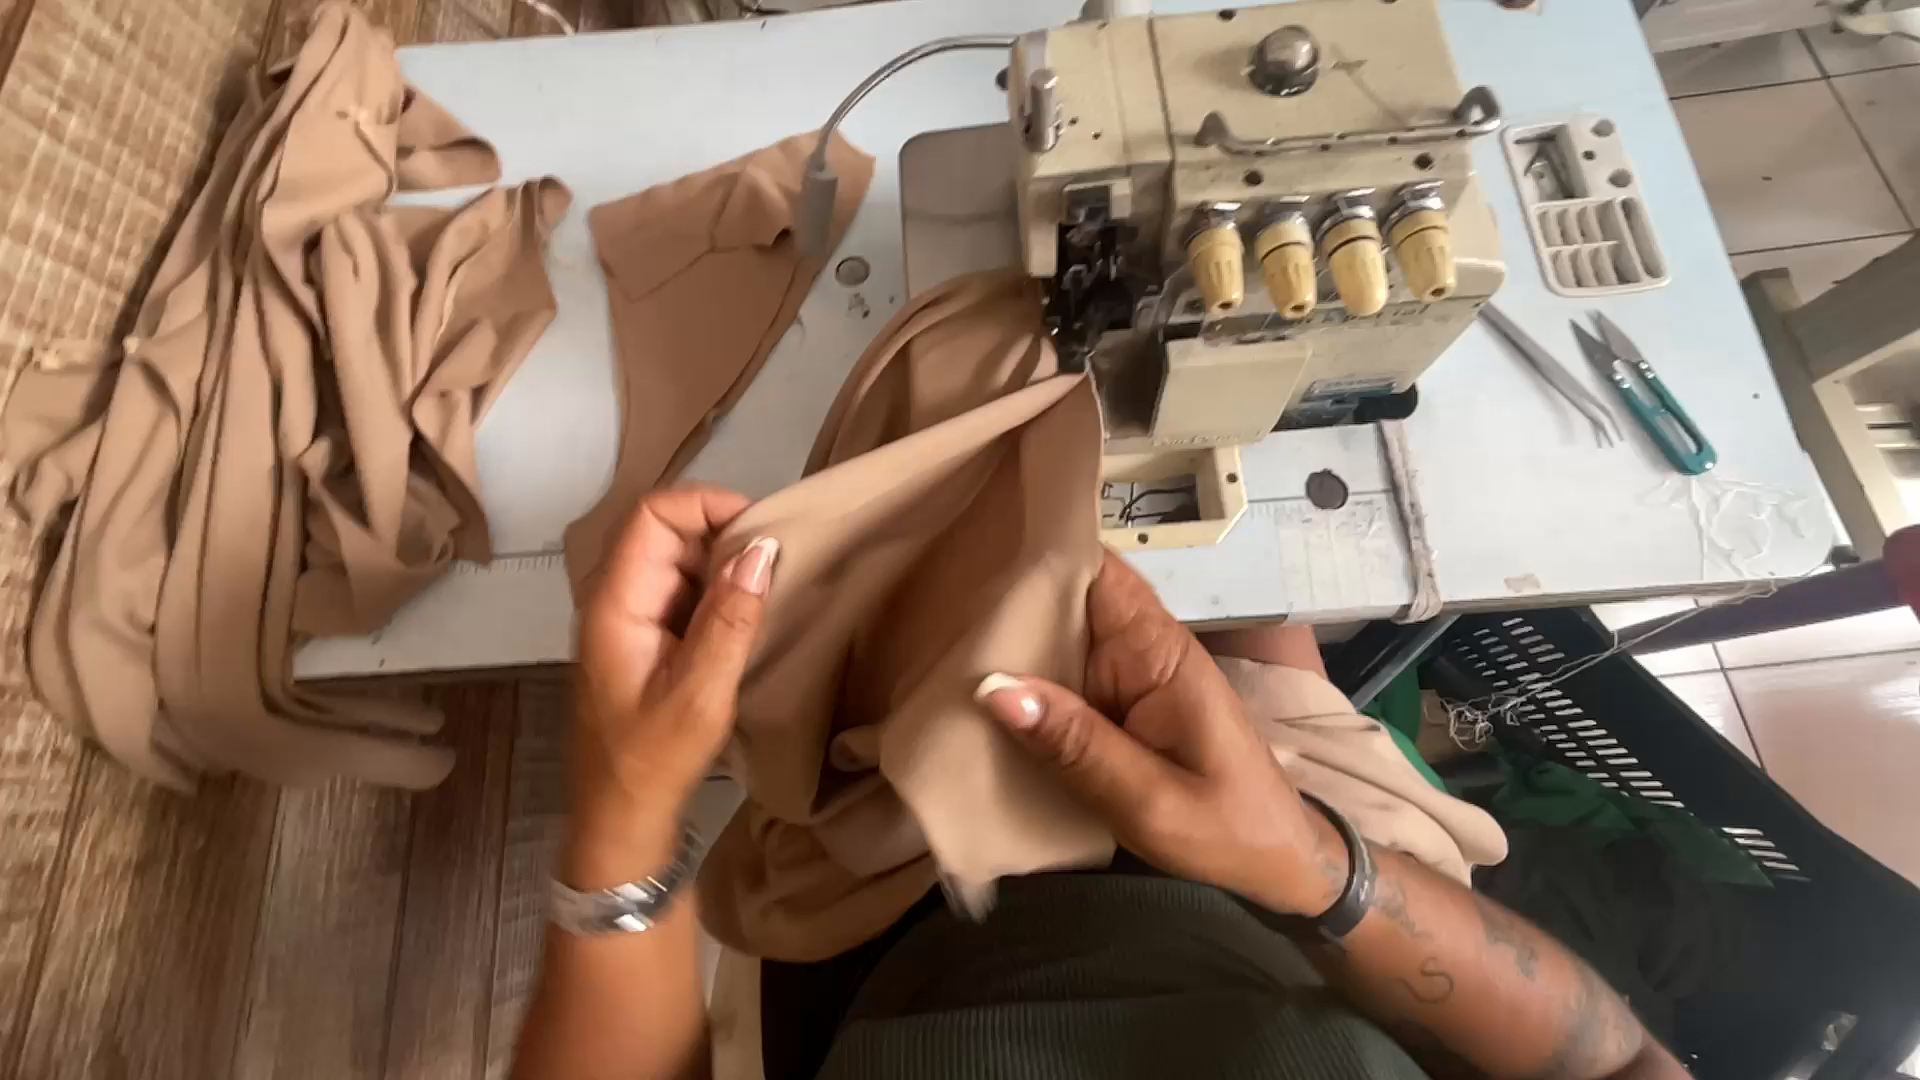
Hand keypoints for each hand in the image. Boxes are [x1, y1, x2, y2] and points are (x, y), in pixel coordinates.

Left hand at [570, 488, 777, 883]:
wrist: (621, 817)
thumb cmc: (653, 759)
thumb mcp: (701, 693)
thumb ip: (730, 619)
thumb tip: (761, 548)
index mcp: (616, 602)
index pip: (653, 516)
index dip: (706, 505)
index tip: (760, 528)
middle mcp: (618, 597)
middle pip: (666, 530)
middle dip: (723, 532)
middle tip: (776, 558)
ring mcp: (632, 616)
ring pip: (679, 558)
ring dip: (725, 562)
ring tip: (770, 583)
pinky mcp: (648, 635)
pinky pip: (685, 589)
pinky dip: (720, 588)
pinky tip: (750, 610)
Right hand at [974, 551, 1347, 916]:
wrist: (1277, 862)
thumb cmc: (1228, 829)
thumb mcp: (1150, 800)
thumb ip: (1076, 745)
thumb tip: (991, 687)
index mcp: (1156, 649)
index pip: (1099, 570)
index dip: (1043, 547)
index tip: (977, 540)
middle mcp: (1139, 645)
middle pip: (1070, 590)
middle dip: (1010, 583)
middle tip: (936, 584)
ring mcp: (1125, 670)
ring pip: (1062, 625)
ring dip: (1011, 623)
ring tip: (938, 617)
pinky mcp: (1115, 696)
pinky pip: (1063, 662)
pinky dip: (1023, 662)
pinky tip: (973, 669)